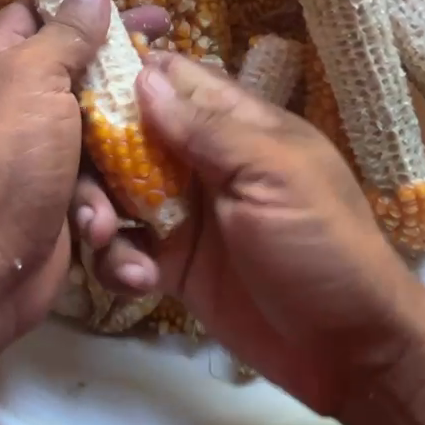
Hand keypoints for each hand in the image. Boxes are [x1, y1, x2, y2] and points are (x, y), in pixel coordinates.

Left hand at [0, 0, 168, 338]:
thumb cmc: (7, 157)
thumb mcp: (36, 79)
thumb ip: (68, 30)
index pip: (44, 13)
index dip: (90, 7)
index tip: (140, 12)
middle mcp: (14, 96)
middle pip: (81, 70)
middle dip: (122, 79)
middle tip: (168, 68)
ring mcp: (37, 147)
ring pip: (97, 127)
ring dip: (114, 156)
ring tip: (121, 178)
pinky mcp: (57, 191)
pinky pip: (94, 178)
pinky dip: (98, 201)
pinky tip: (95, 223)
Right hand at [74, 53, 424, 414]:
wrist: (351, 353)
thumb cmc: (320, 244)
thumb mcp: (271, 174)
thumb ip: (206, 127)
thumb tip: (142, 76)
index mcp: (231, 124)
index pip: (170, 77)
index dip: (123, 72)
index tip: (73, 82)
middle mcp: (198, 159)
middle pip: (126, 132)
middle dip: (94, 152)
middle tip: (80, 177)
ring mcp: (182, 210)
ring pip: (114, 189)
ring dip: (98, 209)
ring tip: (103, 237)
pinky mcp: (170, 261)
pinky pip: (123, 246)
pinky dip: (117, 259)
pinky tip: (140, 280)